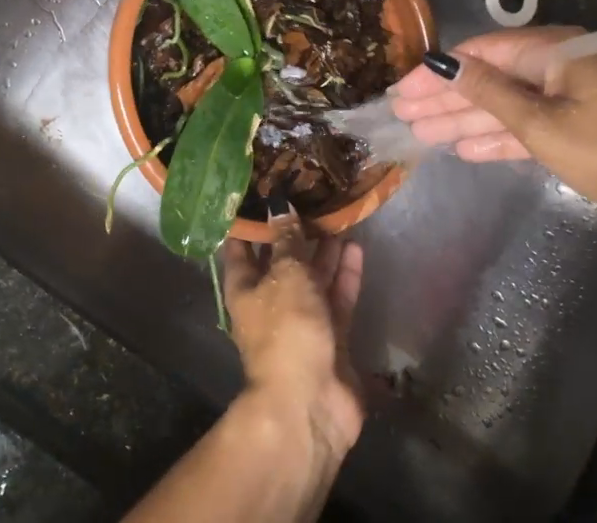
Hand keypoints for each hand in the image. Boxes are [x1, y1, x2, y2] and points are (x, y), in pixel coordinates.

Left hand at [218, 212, 364, 457]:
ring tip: (337, 218)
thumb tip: (279, 206)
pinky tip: (355, 248)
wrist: (310, 401)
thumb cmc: (286, 329)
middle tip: (310, 199)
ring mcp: (301, 322)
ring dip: (323, 252)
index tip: (261, 193)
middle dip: (294, 234)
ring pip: (312, 279)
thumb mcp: (286, 275)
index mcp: (244, 289)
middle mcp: (269, 303)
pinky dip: (344, 275)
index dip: (250, 223)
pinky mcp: (331, 337)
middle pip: (281, 262)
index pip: (241, 249)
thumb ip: (288, 241)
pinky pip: (336, 298)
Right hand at [390, 26, 596, 235]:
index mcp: (556, 50)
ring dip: (466, 121)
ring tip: (421, 134)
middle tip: (402, 115)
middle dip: (447, 98)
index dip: (439, 72)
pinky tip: (466, 151)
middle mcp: (563, 65)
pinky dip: (500, 138)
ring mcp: (574, 97)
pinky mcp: (582, 128)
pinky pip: (530, 126)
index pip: (483, 52)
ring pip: (508, 105)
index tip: (402, 90)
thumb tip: (444, 62)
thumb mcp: (541, 124)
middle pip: (493, 78)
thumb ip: (489, 93)